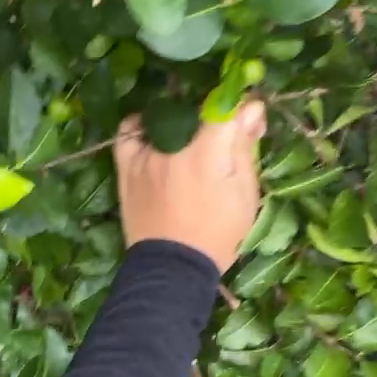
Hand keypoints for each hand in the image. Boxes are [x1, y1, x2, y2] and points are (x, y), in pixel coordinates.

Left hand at [114, 101, 264, 272]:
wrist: (172, 270)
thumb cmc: (217, 237)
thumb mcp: (245, 198)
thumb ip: (244, 150)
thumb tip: (250, 109)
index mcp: (208, 152)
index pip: (227, 107)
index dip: (242, 111)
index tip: (248, 125)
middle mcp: (173, 145)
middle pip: (197, 110)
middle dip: (216, 120)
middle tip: (224, 144)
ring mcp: (146, 154)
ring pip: (166, 118)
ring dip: (183, 124)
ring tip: (192, 145)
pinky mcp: (126, 167)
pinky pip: (128, 132)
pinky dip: (142, 128)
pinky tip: (155, 135)